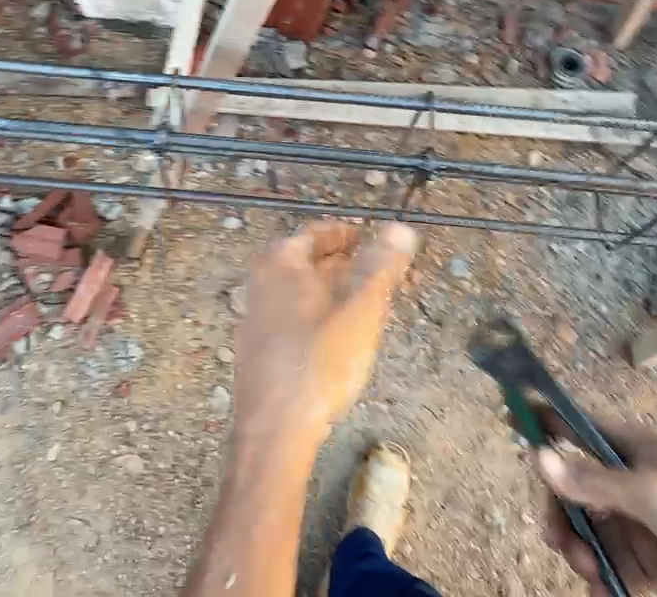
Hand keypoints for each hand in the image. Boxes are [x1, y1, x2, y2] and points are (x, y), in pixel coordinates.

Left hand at [232, 221, 417, 444]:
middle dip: (343, 263)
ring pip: (301, 292)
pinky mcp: (259, 350)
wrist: (274, 428)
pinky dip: (319, 314)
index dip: (346, 233)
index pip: (316, 232)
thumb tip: (400, 229)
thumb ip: (381, 266)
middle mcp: (262, 282)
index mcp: (280, 261)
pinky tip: (340, 337)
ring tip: (365, 302)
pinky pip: (294, 317)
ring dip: (333, 291)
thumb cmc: (320, 360)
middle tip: (376, 271)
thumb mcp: (360, 309)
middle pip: (307, 261)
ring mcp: (256, 317)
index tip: (369, 236)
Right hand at [533, 418, 656, 596]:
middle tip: (560, 543)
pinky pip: (612, 562)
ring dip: (580, 548)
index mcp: (635, 446)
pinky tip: (602, 591)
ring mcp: (643, 519)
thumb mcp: (651, 495)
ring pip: (590, 526)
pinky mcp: (654, 558)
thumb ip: (592, 481)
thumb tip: (536, 455)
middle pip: (575, 485)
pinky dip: (602, 577)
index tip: (509, 421)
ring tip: (588, 573)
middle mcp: (633, 477)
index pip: (578, 424)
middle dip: (562, 511)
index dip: (545, 422)